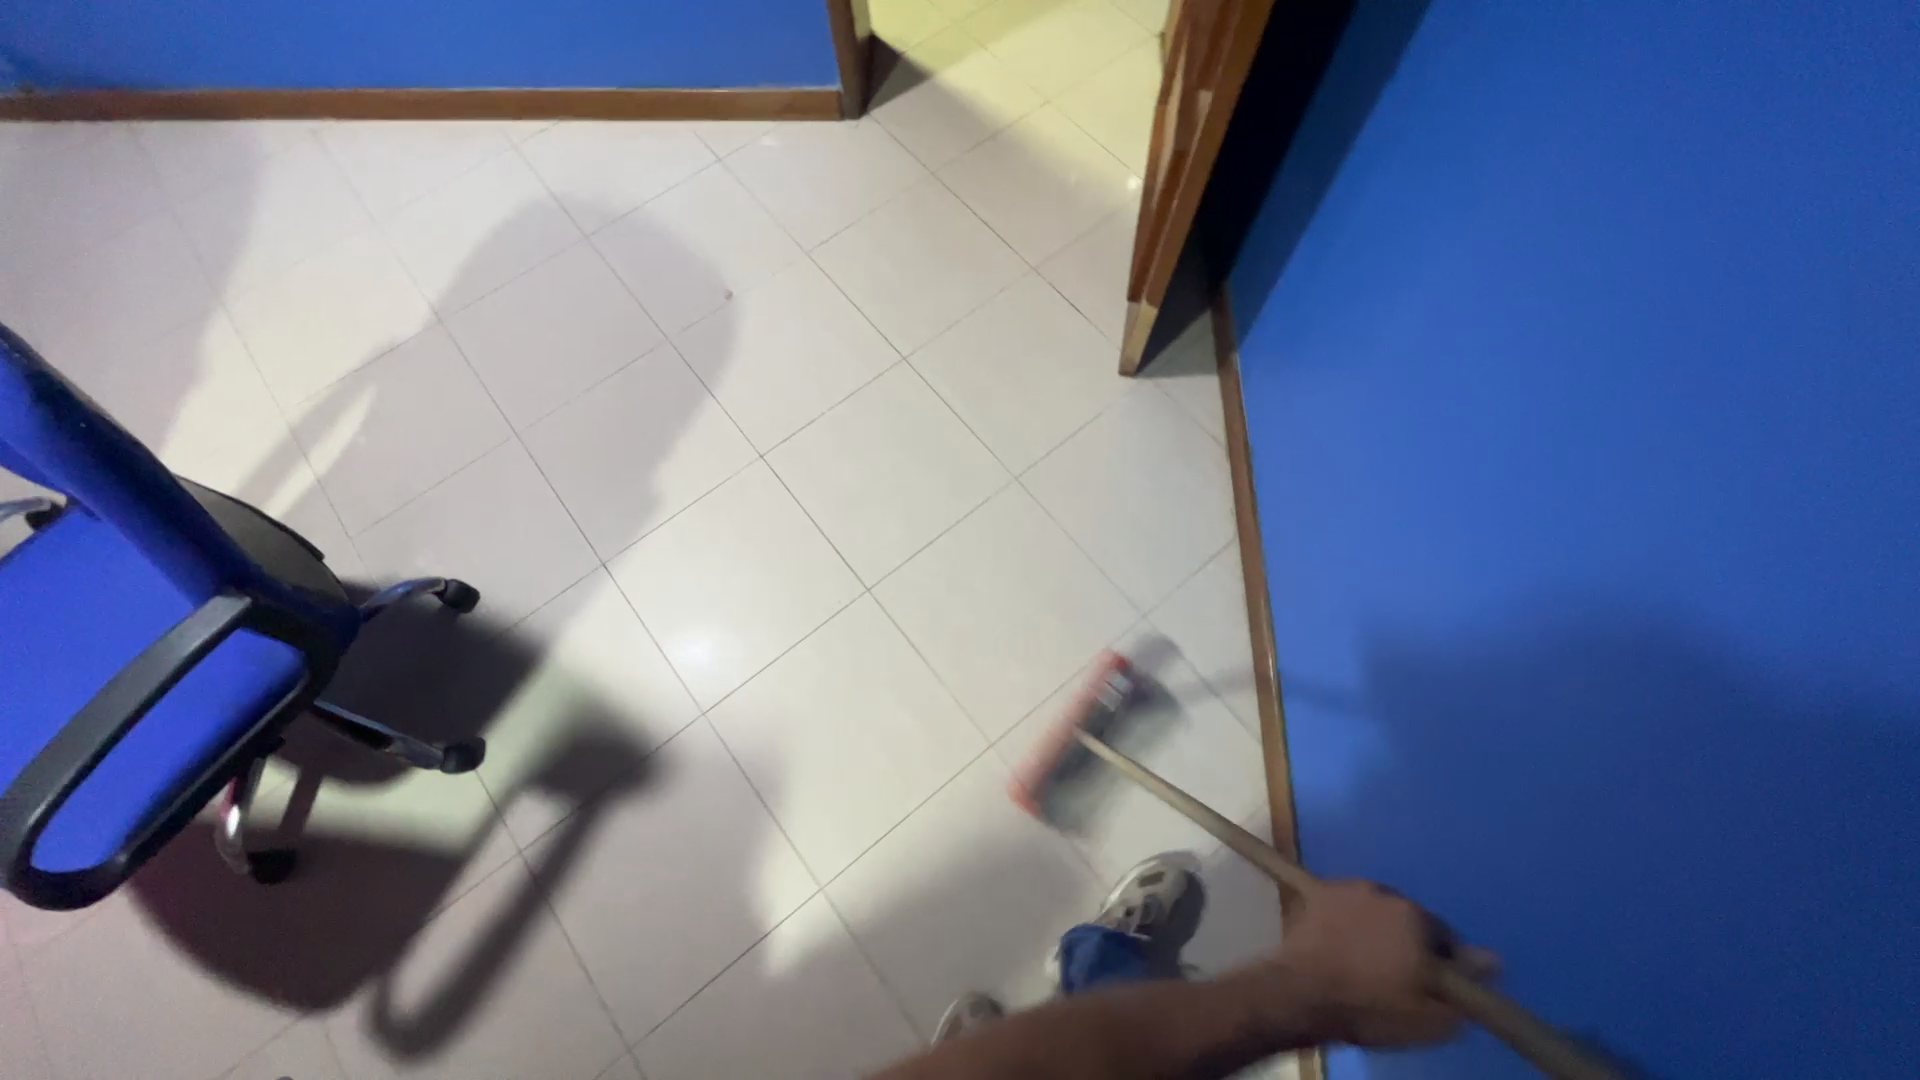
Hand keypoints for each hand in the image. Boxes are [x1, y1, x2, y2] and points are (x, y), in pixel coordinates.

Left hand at [1270, 880, 1498, 1046]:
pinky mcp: (1315, 894)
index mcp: (1417, 916)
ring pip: (1375, 911)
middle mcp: (1383, 891)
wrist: (1303, 993)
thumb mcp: (1434, 1014)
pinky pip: (1342, 907)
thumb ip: (1467, 984)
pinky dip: (1345, 922)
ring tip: (1364, 961)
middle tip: (1396, 976)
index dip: (1443, 966)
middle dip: (1408, 943)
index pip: (1446, 938)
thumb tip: (1493, 959)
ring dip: (1376, 929)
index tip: (1431, 988)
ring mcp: (1345, 888)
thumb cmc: (1373, 1007)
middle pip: (1408, 920)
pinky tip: (1339, 943)